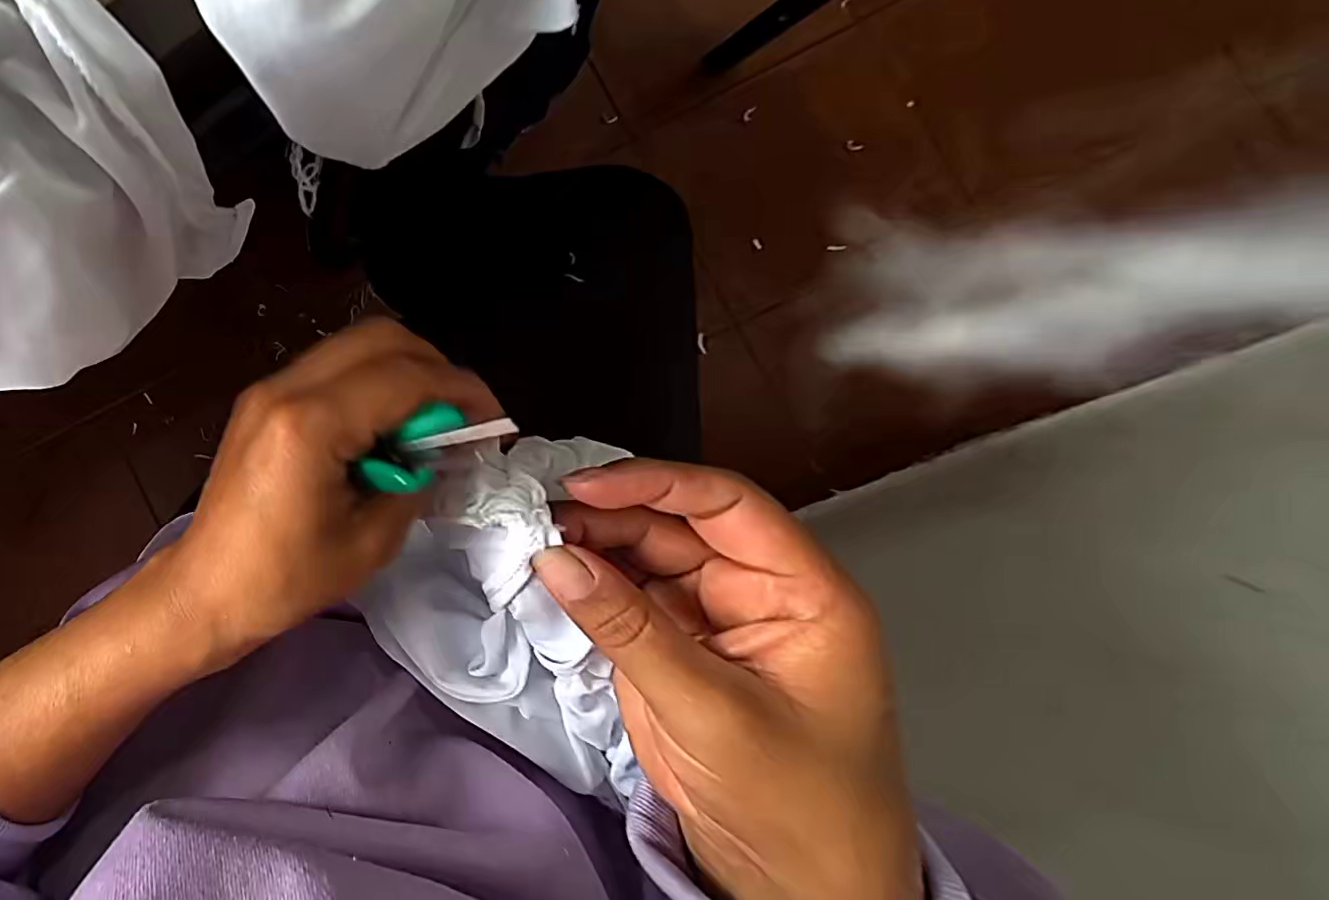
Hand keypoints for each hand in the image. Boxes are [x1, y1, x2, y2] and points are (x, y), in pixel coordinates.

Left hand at [160, 318, 500, 661]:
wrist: (204, 591)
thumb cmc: (284, 581)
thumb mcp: (370, 541)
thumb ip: (416, 481)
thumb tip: (444, 449)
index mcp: (311, 425)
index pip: (404, 379)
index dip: (459, 390)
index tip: (491, 416)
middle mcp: (286, 388)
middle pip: (379, 338)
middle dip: (434, 366)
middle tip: (460, 412)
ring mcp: (269, 387)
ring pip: (355, 344)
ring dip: (402, 368)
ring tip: (427, 417)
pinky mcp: (264, 398)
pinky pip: (332, 365)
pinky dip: (371, 380)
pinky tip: (384, 422)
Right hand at [533, 461, 921, 899]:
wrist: (788, 892)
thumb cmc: (795, 809)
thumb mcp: (711, 713)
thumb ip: (629, 629)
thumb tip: (557, 559)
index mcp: (800, 591)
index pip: (726, 505)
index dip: (655, 483)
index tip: (587, 486)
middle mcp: (752, 588)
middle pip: (672, 523)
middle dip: (608, 515)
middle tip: (547, 521)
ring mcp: (705, 613)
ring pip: (640, 551)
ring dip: (590, 543)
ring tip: (542, 543)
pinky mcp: (668, 638)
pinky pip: (621, 591)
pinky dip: (585, 580)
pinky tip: (555, 574)